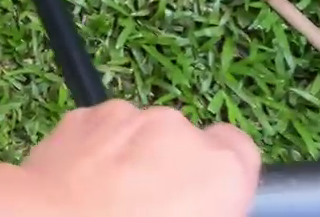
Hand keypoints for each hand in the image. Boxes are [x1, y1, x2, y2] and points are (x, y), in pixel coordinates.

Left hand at [22, 100, 259, 216]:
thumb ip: (206, 208)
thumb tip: (193, 205)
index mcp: (219, 166)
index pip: (239, 148)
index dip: (225, 174)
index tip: (209, 200)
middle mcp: (172, 127)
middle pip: (183, 140)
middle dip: (174, 166)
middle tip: (156, 206)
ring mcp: (122, 113)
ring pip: (139, 132)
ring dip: (134, 155)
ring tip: (114, 198)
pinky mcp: (80, 113)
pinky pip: (102, 130)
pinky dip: (100, 149)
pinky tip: (85, 182)